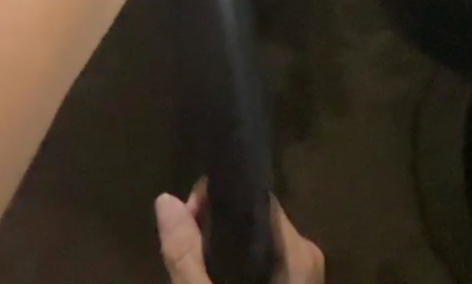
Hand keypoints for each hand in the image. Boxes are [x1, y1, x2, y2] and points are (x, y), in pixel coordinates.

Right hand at [155, 182, 323, 283]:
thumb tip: (165, 198)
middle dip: (214, 226)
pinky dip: (238, 266)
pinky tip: (217, 277)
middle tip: (186, 249)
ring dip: (223, 248)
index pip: (254, 196)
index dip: (214, 198)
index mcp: (297, 250)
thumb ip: (186, 255)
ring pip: (255, 240)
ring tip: (197, 265)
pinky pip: (264, 261)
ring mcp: (305, 274)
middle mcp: (307, 254)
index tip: (187, 215)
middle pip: (252, 217)